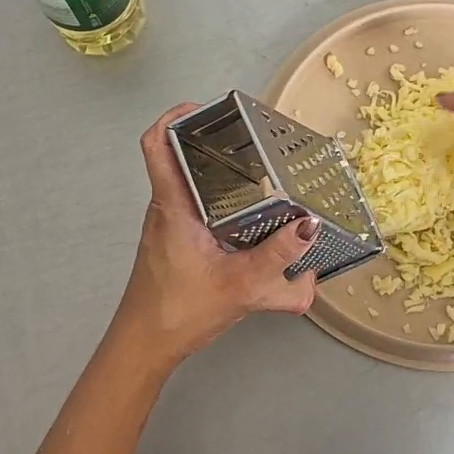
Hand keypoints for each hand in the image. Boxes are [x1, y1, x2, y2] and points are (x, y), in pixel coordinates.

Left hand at [108, 103, 320, 364]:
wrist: (145, 347)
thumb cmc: (177, 313)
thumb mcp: (239, 285)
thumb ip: (278, 257)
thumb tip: (308, 227)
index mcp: (173, 207)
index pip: (157, 145)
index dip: (175, 117)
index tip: (204, 107)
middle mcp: (167, 210)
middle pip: (180, 157)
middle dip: (213, 142)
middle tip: (249, 138)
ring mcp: (170, 227)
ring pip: (192, 186)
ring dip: (220, 175)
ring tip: (259, 172)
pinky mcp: (177, 244)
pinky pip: (199, 210)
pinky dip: (224, 205)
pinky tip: (254, 221)